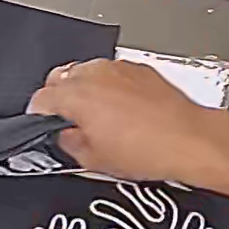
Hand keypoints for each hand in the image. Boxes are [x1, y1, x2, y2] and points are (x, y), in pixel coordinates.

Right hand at [27, 60, 228, 186]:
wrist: (190, 140)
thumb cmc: (149, 150)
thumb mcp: (96, 160)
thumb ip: (70, 144)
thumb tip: (66, 137)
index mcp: (76, 95)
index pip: (41, 98)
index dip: (38, 115)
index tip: (42, 125)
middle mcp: (95, 74)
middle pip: (61, 78)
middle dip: (59, 98)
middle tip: (68, 122)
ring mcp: (119, 68)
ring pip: (87, 72)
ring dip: (85, 90)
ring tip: (98, 118)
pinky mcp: (140, 69)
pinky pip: (113, 74)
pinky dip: (110, 87)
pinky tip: (122, 111)